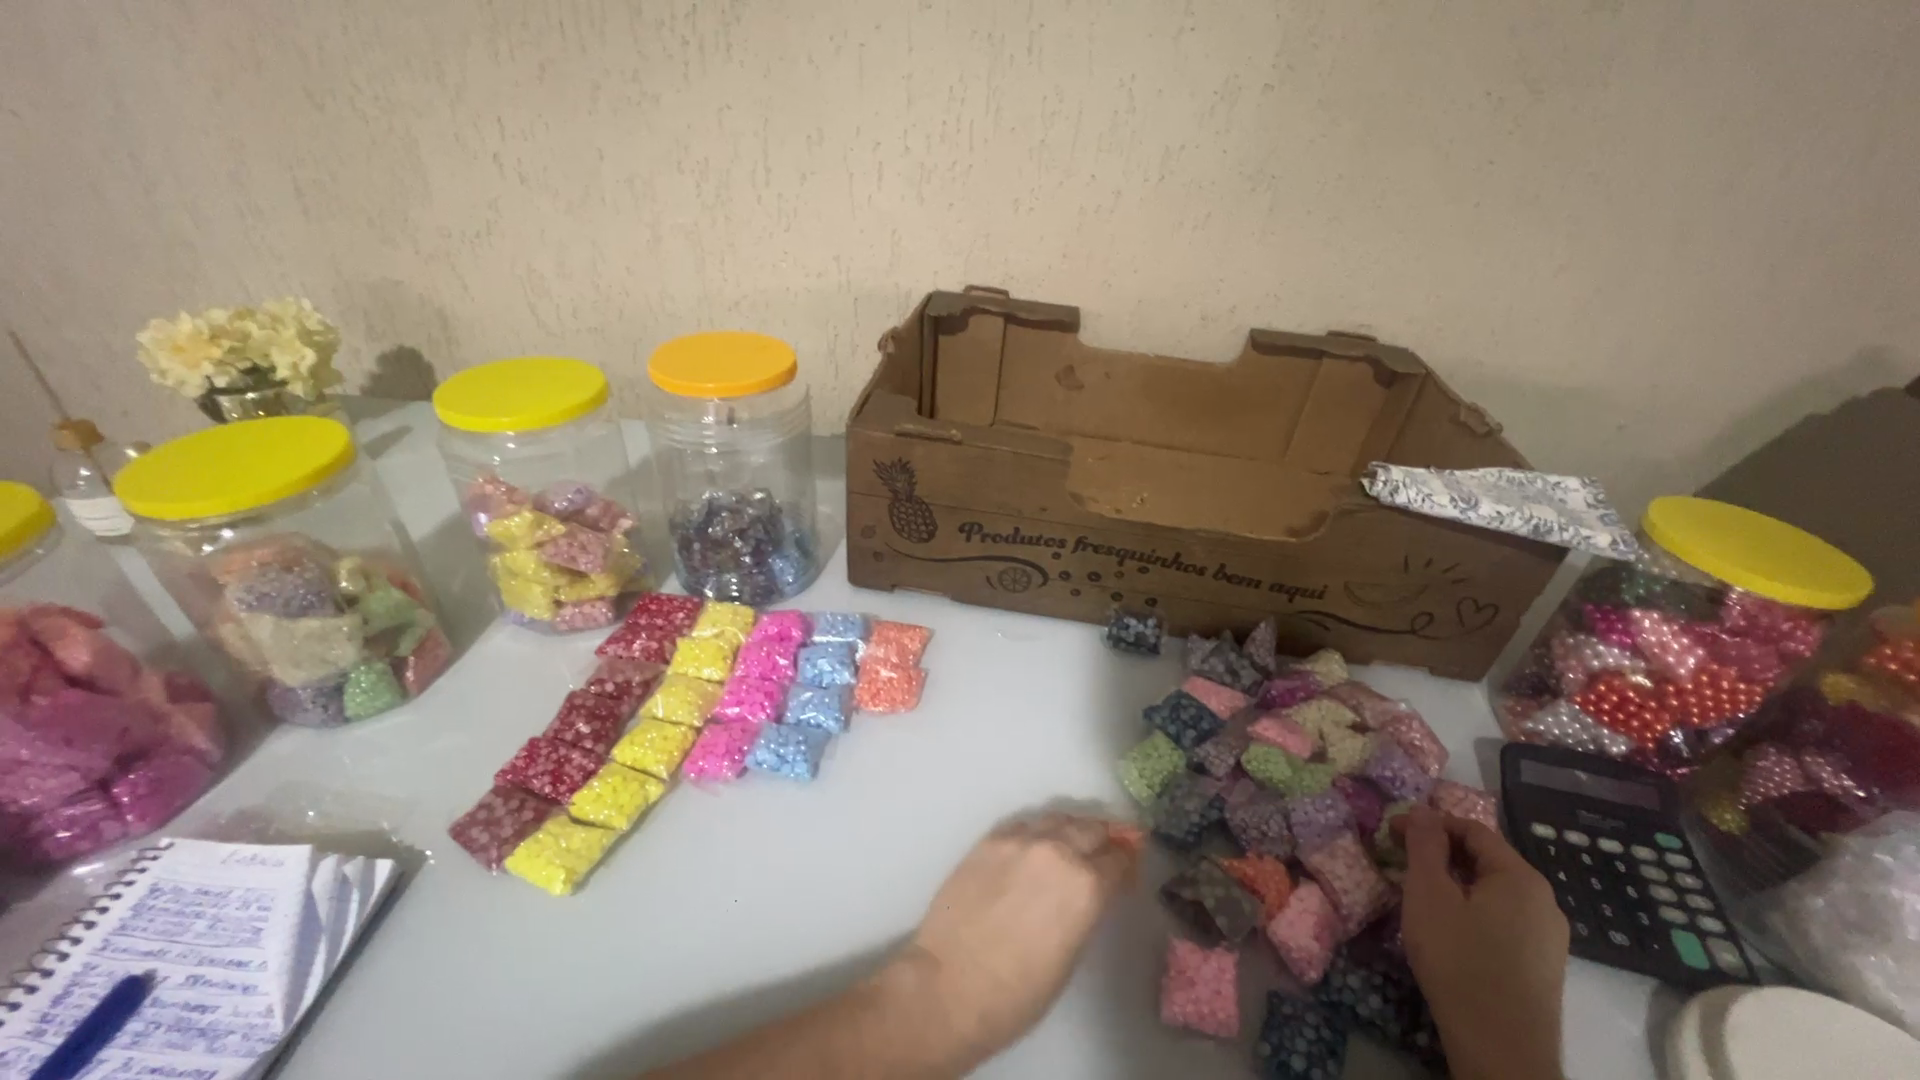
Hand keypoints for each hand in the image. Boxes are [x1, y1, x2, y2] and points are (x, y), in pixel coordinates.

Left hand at [898, 814, 1138, 1064]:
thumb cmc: (1019, 991)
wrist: (950, 985)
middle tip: (1103, 852)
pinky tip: (1033, 847)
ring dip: (1070, 829)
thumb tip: (1093, 891)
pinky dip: (1036, 832)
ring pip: (1057, 819)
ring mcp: (1020, 841)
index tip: (1125, 870)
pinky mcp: (989, 841)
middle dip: (1102, 839)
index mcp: (1087, 884)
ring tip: (1069, 844)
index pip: (1119, 857)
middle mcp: (1058, 851)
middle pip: (1091, 829)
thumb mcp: (1072, 953)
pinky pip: (1023, 825)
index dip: (1125, 863)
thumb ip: (1088, 909)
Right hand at [1396, 806, 1568, 1079]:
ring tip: (1420, 899)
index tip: (1390, 833)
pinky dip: (1472, 911)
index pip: (1472, 829)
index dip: (1428, 824)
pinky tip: (1449, 932)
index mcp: (1521, 876)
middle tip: (1400, 865)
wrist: (1501, 1046)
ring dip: (1455, 884)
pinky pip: (1503, 920)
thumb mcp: (1429, 894)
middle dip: (1440, 854)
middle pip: (1485, 859)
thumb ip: (1425, 846)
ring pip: (1493, 892)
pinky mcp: (1542, 964)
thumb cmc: (1459, 960)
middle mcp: (1544, 900)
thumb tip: (1423, 810)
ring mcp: (1548, 935)